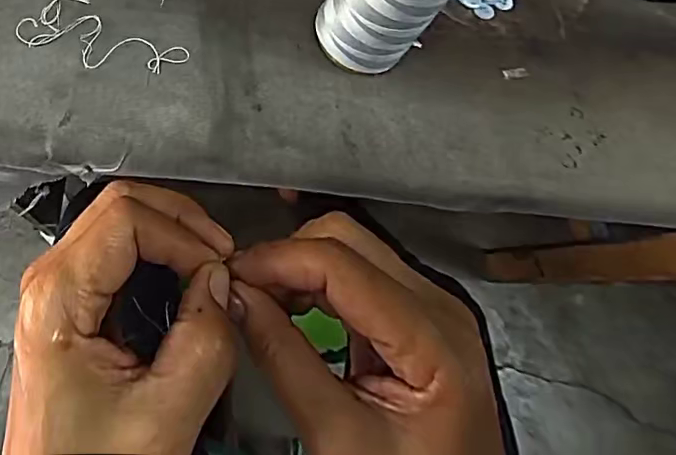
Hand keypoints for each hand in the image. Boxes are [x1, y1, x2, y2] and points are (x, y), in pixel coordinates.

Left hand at [4, 182, 236, 454]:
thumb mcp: (164, 416)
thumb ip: (206, 340)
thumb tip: (220, 281)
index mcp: (58, 298)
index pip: (129, 217)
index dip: (182, 234)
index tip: (212, 267)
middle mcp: (50, 281)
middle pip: (123, 202)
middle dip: (181, 219)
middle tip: (218, 251)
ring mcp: (59, 286)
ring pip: (122, 216)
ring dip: (173, 231)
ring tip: (208, 264)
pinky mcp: (74, 299)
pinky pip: (121, 245)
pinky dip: (161, 249)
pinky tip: (185, 277)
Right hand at [228, 212, 504, 454]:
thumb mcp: (339, 441)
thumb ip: (286, 362)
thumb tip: (241, 299)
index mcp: (432, 338)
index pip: (342, 263)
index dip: (280, 259)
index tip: (236, 273)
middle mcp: (439, 305)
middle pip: (349, 240)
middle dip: (288, 255)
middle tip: (244, 287)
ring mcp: (433, 305)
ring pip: (353, 247)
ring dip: (300, 264)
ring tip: (261, 298)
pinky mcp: (419, 314)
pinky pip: (361, 272)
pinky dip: (319, 281)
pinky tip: (292, 304)